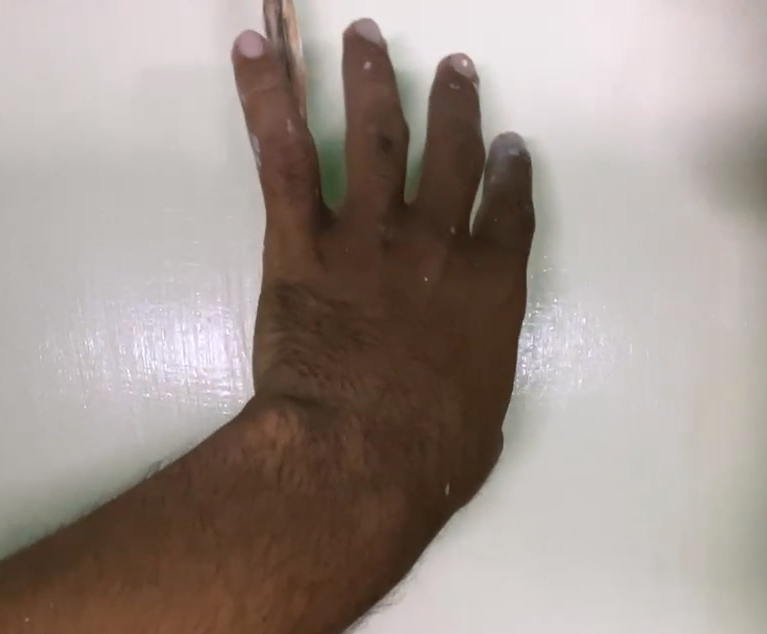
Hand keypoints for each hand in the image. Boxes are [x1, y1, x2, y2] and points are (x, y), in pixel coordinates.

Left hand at [231, 19, 534, 520]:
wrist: (357, 457)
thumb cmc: (428, 459)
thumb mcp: (482, 425)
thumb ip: (478, 382)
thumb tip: (466, 386)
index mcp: (491, 289)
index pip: (510, 211)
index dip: (511, 172)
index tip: (509, 146)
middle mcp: (438, 244)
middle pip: (452, 155)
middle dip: (456, 107)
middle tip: (455, 71)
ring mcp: (369, 236)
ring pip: (375, 134)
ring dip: (373, 78)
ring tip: (367, 38)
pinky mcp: (301, 242)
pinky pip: (283, 154)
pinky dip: (266, 97)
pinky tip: (255, 49)